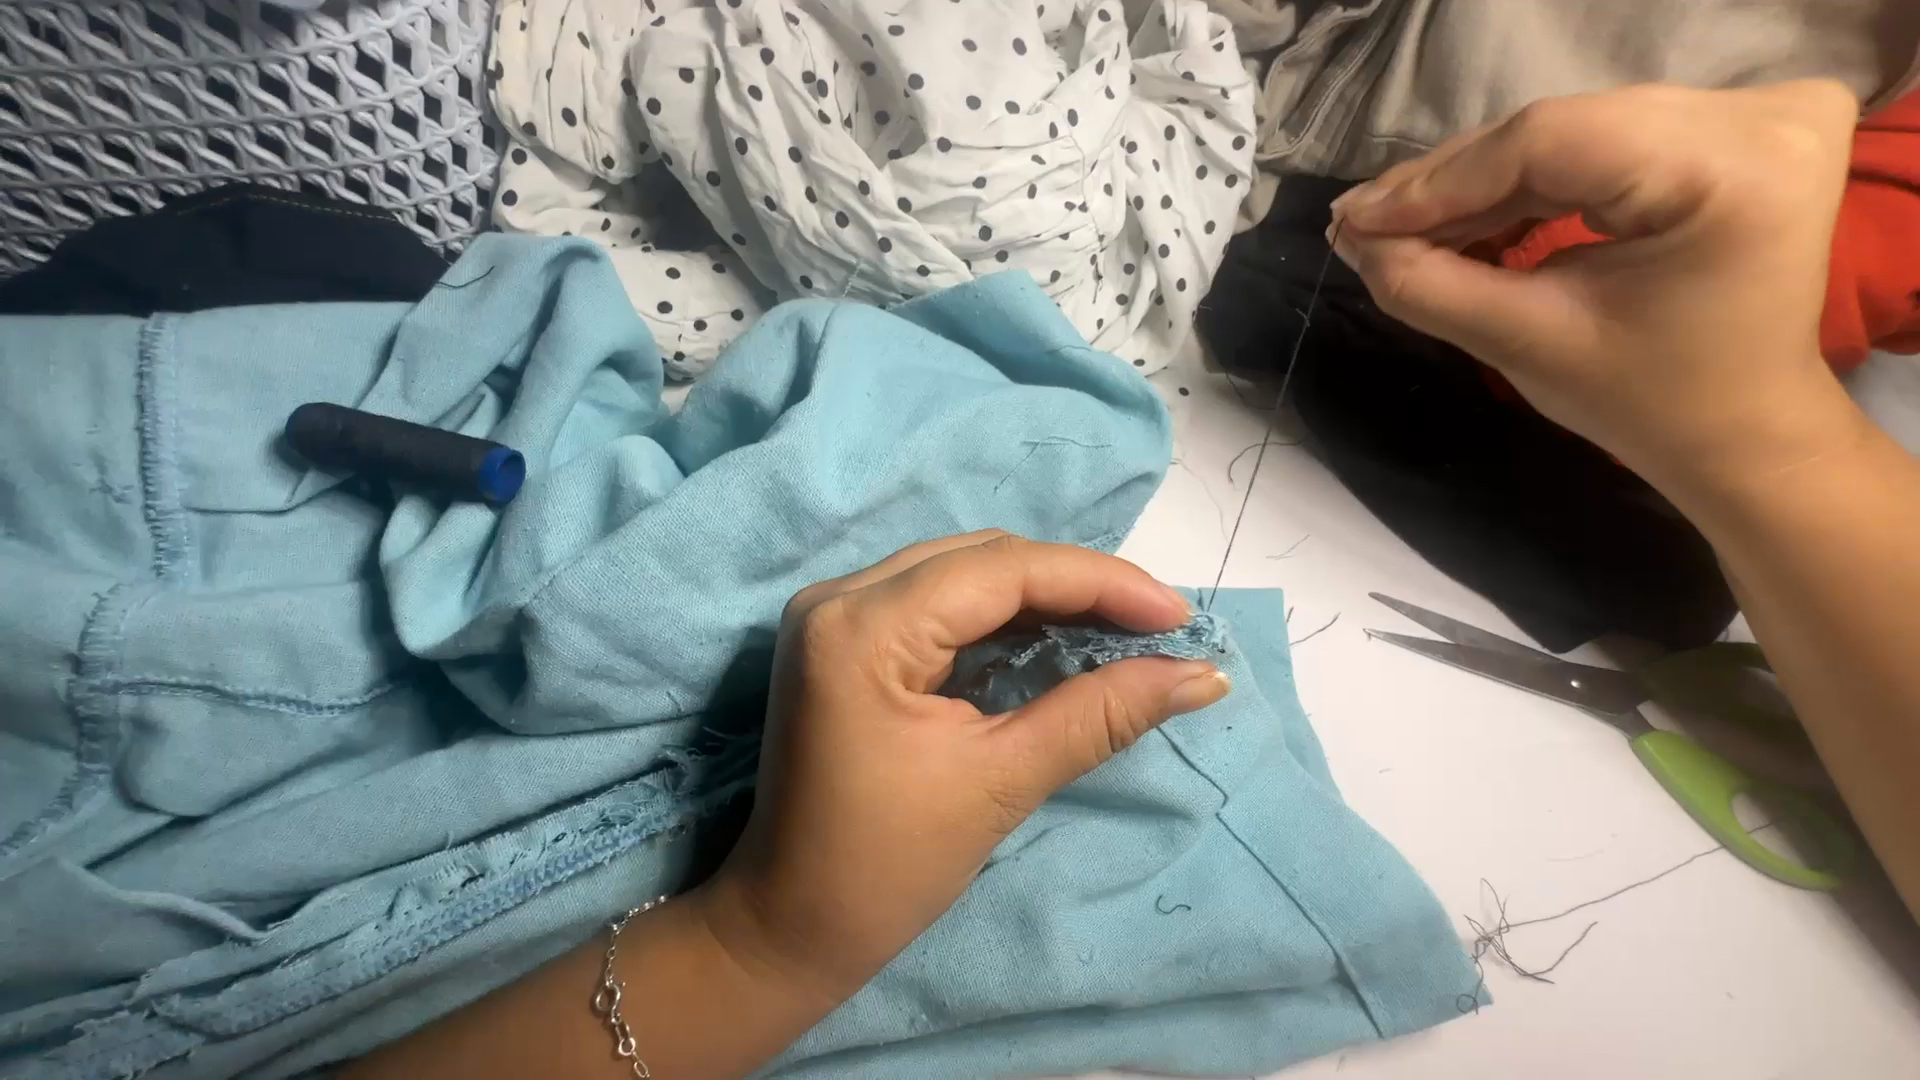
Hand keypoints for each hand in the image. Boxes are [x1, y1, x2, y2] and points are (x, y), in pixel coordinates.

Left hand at [691, 531, 1229, 999]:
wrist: (787, 922)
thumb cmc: (886, 868)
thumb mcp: (1001, 782)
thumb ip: (1102, 714)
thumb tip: (1203, 676)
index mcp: (863, 627)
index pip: (1001, 568)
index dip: (1100, 581)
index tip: (1177, 614)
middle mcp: (840, 596)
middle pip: (982, 559)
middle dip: (1076, 586)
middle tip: (1154, 627)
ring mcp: (835, 610)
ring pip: (963, 572)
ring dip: (1043, 596)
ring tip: (1119, 631)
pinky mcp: (844, 633)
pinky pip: (939, 600)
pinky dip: (1002, 617)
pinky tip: (1055, 638)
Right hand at [1329, 81, 1871, 499]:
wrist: (1732, 422)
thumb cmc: (1639, 398)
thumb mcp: (1521, 343)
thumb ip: (1426, 286)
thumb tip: (1353, 239)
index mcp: (1733, 167)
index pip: (1548, 143)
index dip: (1437, 182)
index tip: (1352, 223)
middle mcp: (1758, 112)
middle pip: (1552, 130)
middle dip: (1443, 185)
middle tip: (1359, 224)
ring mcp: (1748, 112)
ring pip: (1558, 135)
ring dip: (1465, 187)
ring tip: (1391, 228)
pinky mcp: (1721, 130)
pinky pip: (1582, 146)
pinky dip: (1507, 188)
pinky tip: (1451, 222)